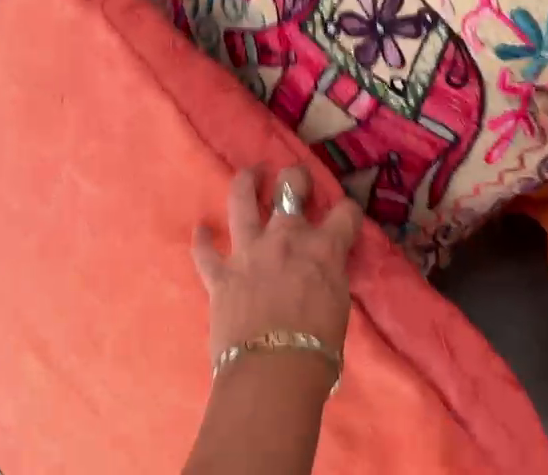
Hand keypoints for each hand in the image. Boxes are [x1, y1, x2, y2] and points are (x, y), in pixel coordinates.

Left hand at [192, 165, 362, 365]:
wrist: (273, 372)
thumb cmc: (318, 349)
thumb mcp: (339, 305)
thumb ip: (330, 277)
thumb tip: (325, 272)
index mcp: (323, 247)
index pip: (345, 212)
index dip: (347, 212)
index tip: (345, 216)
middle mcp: (285, 237)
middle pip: (290, 186)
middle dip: (295, 177)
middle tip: (294, 179)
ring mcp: (248, 252)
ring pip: (242, 201)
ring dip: (246, 182)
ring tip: (250, 174)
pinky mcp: (220, 274)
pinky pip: (205, 252)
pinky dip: (202, 241)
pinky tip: (200, 230)